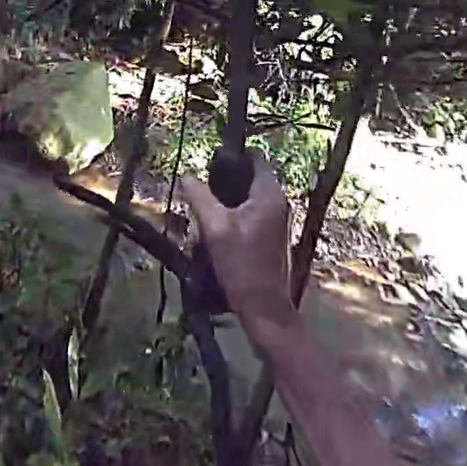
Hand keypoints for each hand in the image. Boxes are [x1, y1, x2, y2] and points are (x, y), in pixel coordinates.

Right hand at [181, 160, 294, 329]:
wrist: (264, 309)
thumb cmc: (241, 264)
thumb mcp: (215, 228)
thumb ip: (200, 197)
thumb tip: (187, 175)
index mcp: (270, 193)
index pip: (255, 157)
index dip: (233, 156)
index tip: (210, 165)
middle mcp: (279, 201)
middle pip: (250, 177)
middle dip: (226, 183)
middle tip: (203, 194)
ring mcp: (279, 219)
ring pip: (249, 197)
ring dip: (229, 202)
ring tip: (207, 215)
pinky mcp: (274, 235)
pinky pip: (253, 213)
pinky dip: (236, 216)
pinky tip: (219, 233)